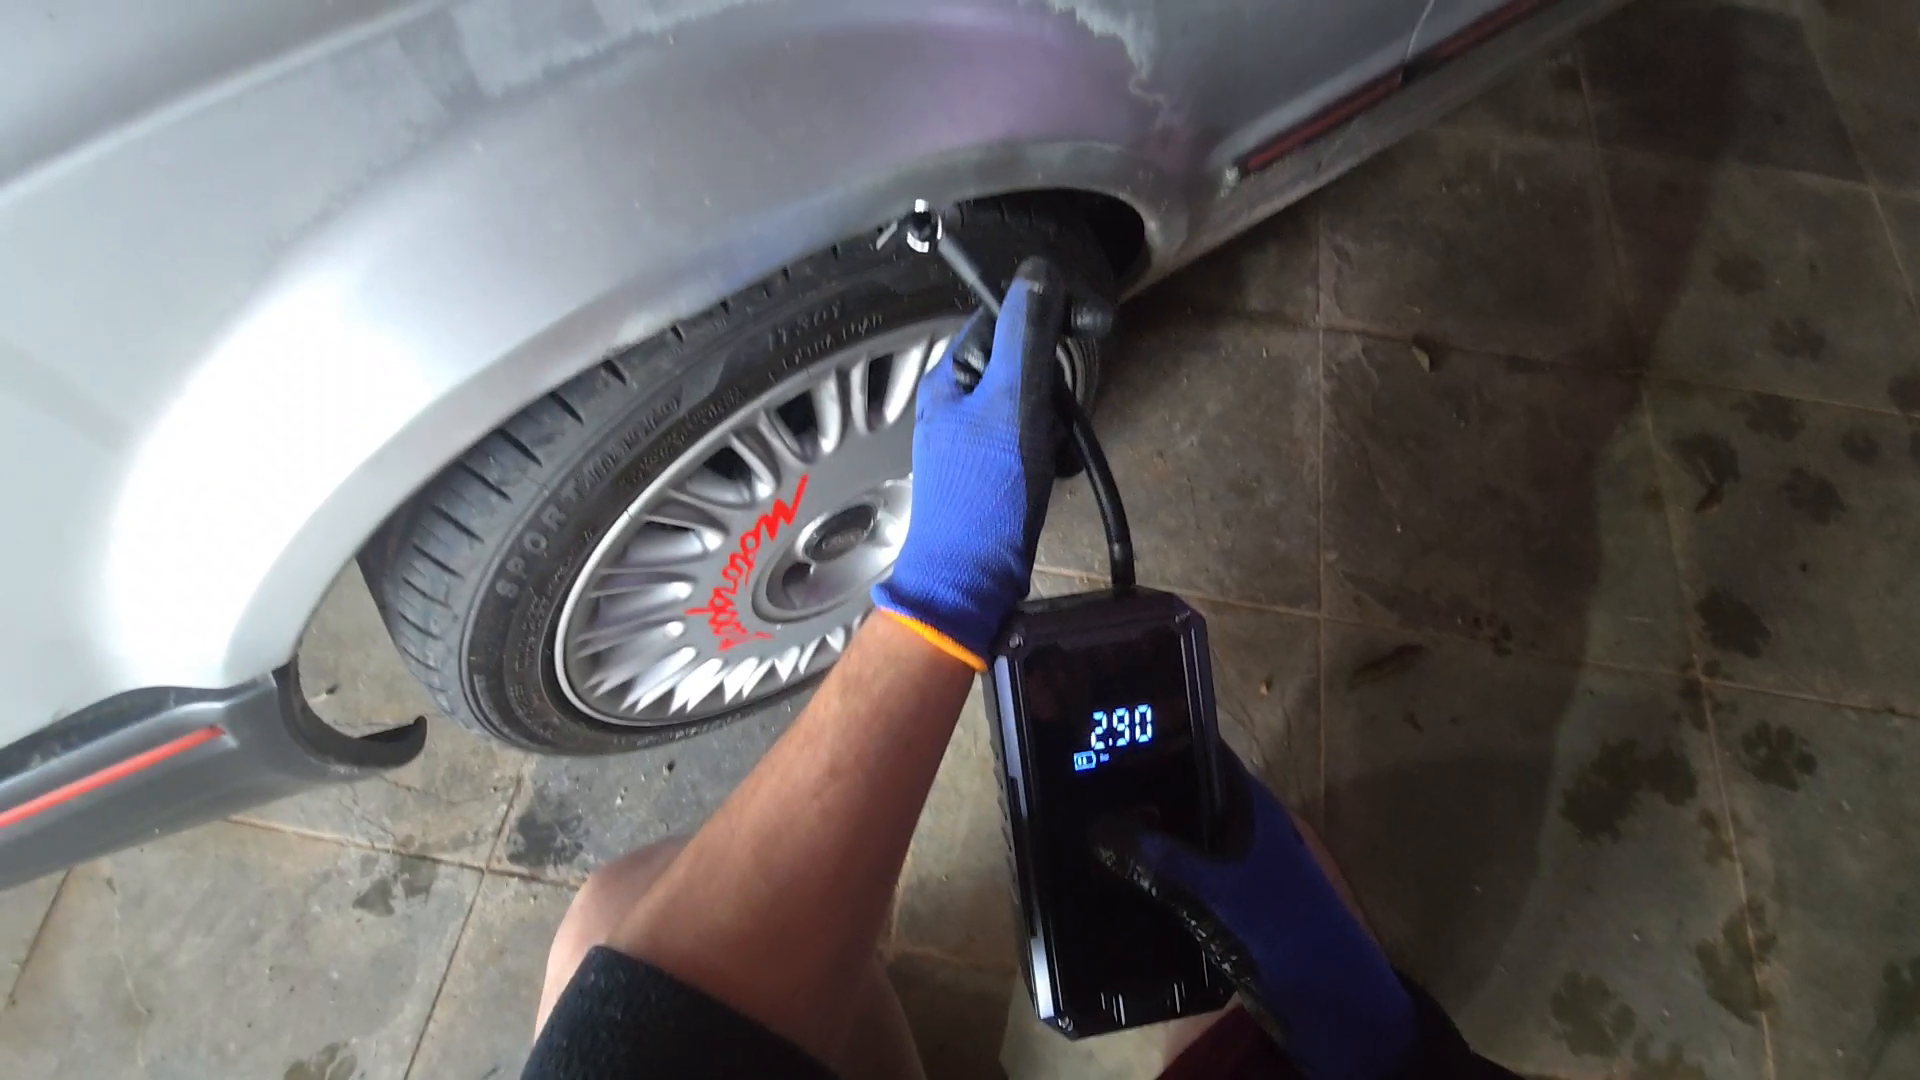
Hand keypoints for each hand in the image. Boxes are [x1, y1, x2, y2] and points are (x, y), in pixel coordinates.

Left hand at [871, 261, 1065, 668]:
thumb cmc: (989, 488)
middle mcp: (955, 403)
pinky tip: (1052, 474)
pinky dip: (1048, 454)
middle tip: (1052, 423)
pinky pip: (1029, 443)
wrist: (973, 575)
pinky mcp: (989, 473)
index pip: (1003, 321)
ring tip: (1052, 456)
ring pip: (1032, 406)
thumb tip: (1037, 270)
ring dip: (1054, 426)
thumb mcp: (1013, 401)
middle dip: (1051, 391)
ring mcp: (971, 441)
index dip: (1044, 325)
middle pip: (1023, 366)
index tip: (1083, 337)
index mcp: (950, 377)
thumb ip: (1025, 333)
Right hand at [1091, 751, 1416, 1079]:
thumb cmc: (1286, 935)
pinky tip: (1111, 874)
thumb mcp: (1217, 894)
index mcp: (1247, 804)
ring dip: (1138, 832)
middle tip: (1076, 783)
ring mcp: (1232, 864)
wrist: (1339, 1016)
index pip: (1196, 749)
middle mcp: (1238, 824)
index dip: (1152, 738)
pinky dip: (1148, 869)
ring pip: (1175, 834)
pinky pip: (1176, 872)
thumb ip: (1157, 859)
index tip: (1098, 738)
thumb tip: (1096, 829)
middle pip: (1179, 791)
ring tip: (1083, 825)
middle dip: (1134, 787)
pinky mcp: (1223, 901)